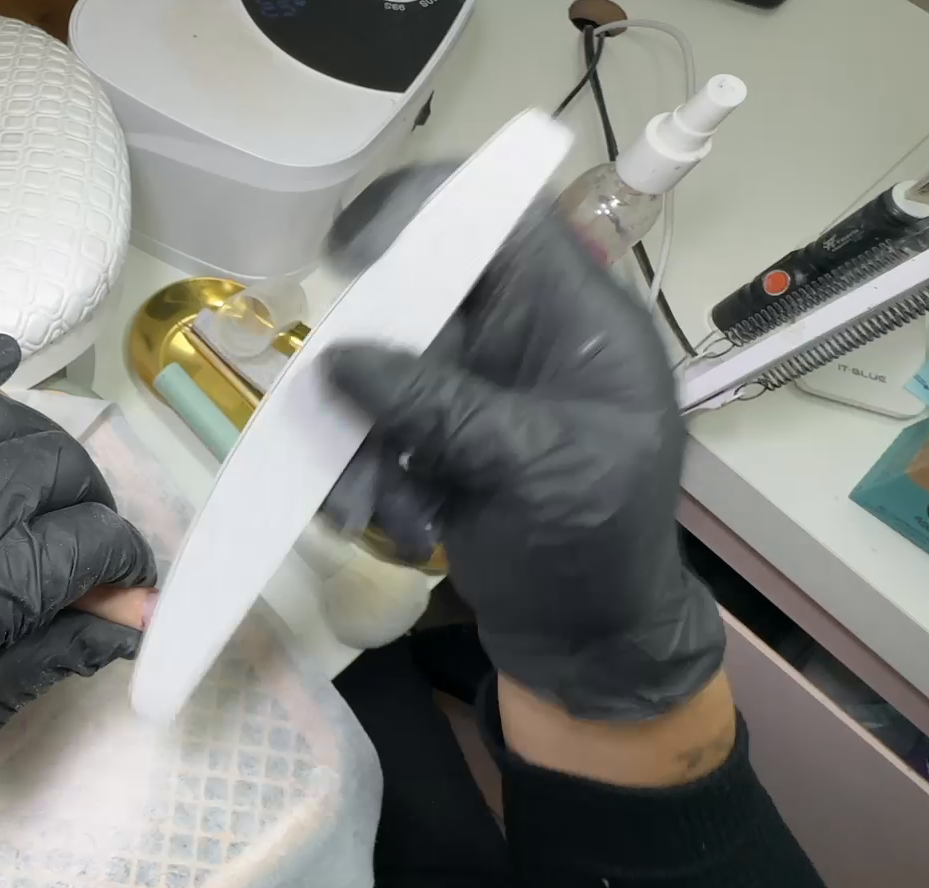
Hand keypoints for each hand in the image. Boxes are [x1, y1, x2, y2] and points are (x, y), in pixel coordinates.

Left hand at [0, 335, 156, 887]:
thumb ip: (55, 648)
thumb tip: (131, 617)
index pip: (89, 543)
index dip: (126, 566)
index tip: (132, 586)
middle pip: (55, 469)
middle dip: (91, 506)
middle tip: (89, 547)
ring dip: (42, 450)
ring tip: (50, 489)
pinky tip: (0, 361)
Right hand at [321, 167, 722, 721]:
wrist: (581, 631)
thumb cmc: (592, 542)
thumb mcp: (533, 466)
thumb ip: (440, 407)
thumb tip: (336, 358)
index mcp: (566, 319)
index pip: (496, 223)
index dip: (421, 215)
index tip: (344, 255)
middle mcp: (507, 341)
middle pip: (408, 313)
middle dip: (363, 388)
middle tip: (339, 445)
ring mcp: (460, 393)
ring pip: (372, 384)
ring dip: (357, 452)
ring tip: (370, 516)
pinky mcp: (426, 439)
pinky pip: (366, 434)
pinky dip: (363, 480)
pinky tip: (392, 527)